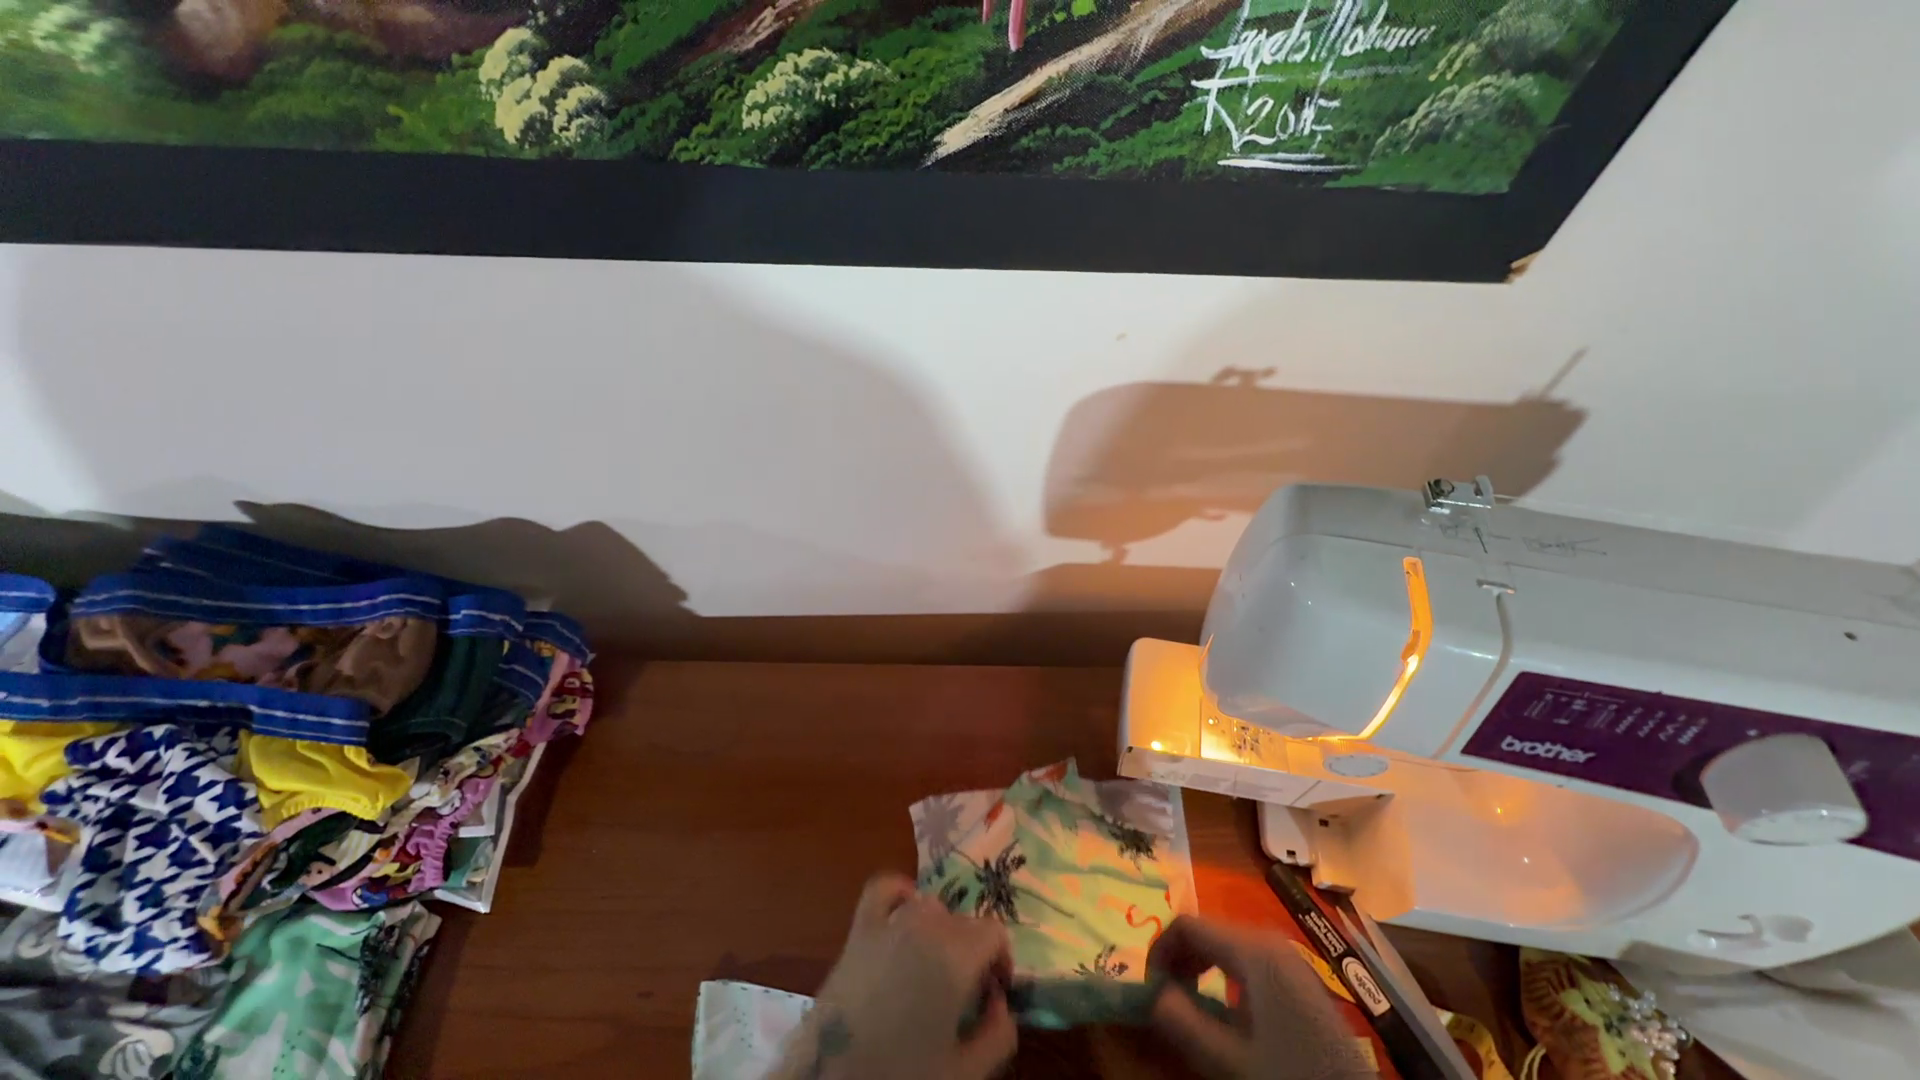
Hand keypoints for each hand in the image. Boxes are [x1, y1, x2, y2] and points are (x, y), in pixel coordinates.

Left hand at [772, 874, 1016, 1079]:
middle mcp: (925, 928)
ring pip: (930, 907)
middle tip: (965, 994)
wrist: (831, 1078)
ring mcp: (888, 924)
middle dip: (973, 952)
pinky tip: (905, 917)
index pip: (994, 932)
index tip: (993, 994)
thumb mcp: (965, 1071)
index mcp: (956, 957)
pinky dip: (900, 895)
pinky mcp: (858, 932)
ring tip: (934, 968)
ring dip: (941, 931)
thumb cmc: (903, 1073)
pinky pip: (883, 890)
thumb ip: (998, 1033)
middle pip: (963, 921)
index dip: (1000, 961)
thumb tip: (999, 1004)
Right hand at [1147, 916, 1374, 1079]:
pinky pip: (1244, 958)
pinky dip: (1220, 975)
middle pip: (1205, 930)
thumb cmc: (1289, 1075)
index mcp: (1252, 950)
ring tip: (1187, 1007)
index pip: (1185, 925)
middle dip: (1177, 960)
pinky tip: (1219, 1010)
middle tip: (1164, 1000)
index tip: (1149, 990)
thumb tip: (1151, 992)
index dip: (1158, 952)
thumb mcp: (1228, 1060)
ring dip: (1196, 968)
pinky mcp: (1294, 975)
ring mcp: (1285, 956)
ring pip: (1223, 944)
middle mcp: (1268, 939)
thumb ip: (1182, 1021)